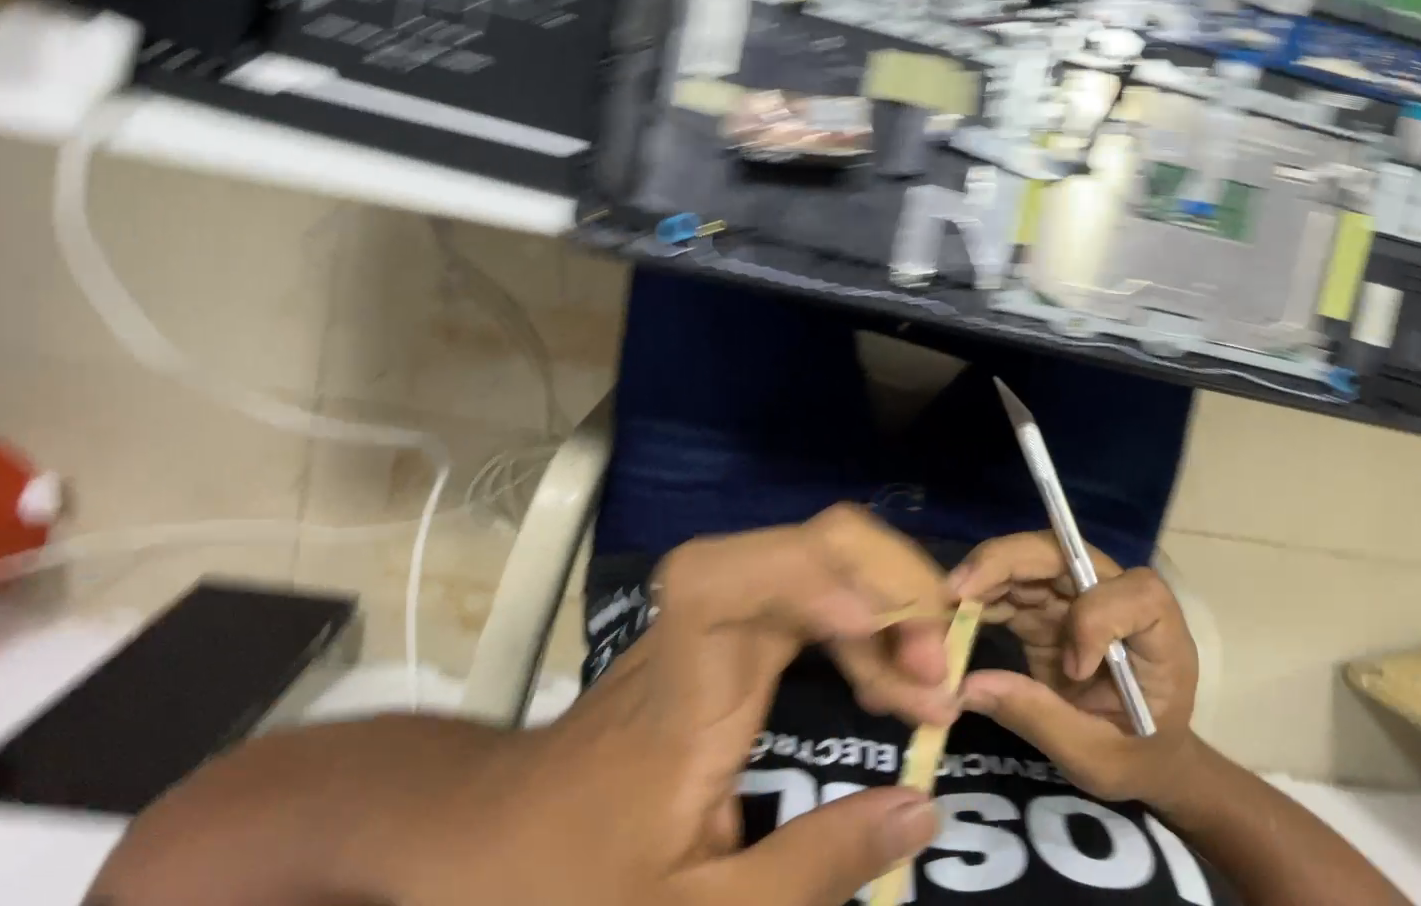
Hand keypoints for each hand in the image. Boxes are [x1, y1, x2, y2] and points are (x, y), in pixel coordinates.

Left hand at [89, 505, 956, 905]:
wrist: (482, 840)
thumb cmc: (566, 884)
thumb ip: (814, 868)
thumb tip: (922, 804)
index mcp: (680, 698)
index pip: (719, 583)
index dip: (805, 576)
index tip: (874, 631)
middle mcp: (696, 639)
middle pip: (792, 549)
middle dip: (885, 586)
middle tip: (938, 673)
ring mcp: (707, 630)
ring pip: (807, 563)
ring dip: (881, 603)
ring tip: (928, 683)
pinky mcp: (719, 640)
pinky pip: (804, 600)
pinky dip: (857, 625)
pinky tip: (885, 678)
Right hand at [949, 532, 1200, 802]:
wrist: (1141, 758)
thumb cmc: (1137, 757)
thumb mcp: (1098, 758)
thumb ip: (1039, 717)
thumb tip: (966, 687)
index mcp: (1159, 636)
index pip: (1134, 595)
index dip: (1096, 619)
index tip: (1075, 671)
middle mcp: (1119, 600)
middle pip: (1068, 555)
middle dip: (1011, 562)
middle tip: (959, 588)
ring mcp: (1080, 599)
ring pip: (1033, 559)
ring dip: (986, 572)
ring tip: (946, 600)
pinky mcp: (1050, 609)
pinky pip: (1012, 587)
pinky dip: (981, 594)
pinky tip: (954, 612)